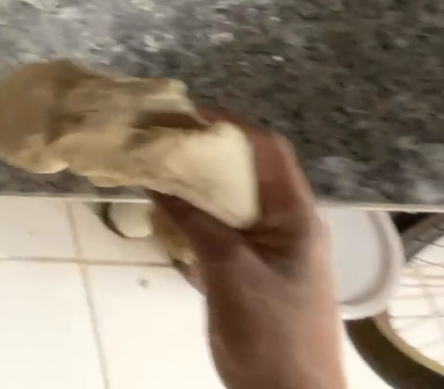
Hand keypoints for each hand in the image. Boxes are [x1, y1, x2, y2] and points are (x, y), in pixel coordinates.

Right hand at [152, 125, 345, 388]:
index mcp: (295, 217)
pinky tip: (158, 204)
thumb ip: (191, 217)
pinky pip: (214, 221)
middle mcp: (283, 223)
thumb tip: (150, 173)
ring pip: (225, 195)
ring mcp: (264, 246)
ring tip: (148, 163)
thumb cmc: (271, 329)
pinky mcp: (244, 265)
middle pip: (243, 168)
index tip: (182, 113)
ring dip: (190, 177)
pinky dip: (187, 207)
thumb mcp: (228, 267)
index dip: (229, 124)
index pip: (268, 150)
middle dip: (200, 147)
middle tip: (154, 135)